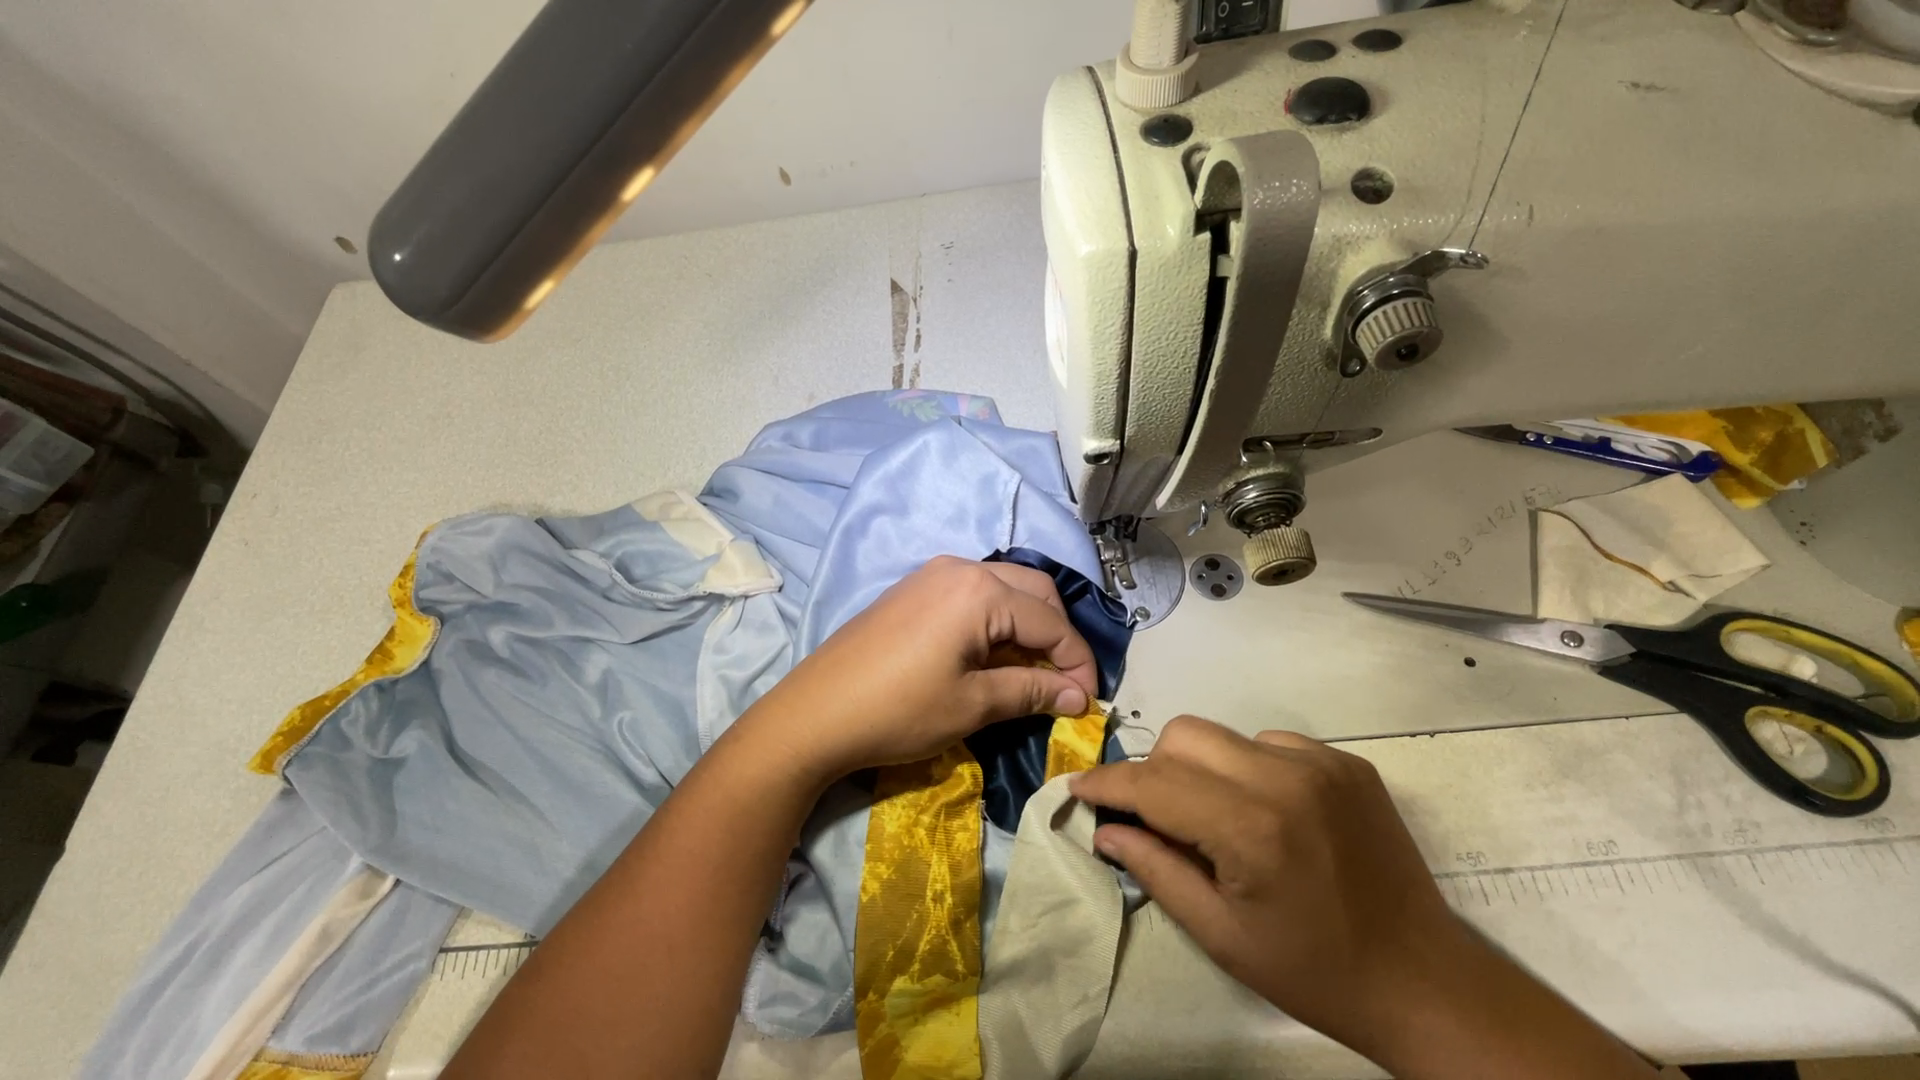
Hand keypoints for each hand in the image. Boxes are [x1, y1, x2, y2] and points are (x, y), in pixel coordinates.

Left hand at [735, 556, 1098, 782]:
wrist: (814, 715)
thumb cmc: (898, 711)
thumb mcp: (972, 705)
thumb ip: (1031, 692)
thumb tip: (1078, 697)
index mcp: (980, 591)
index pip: (1052, 621)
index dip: (1078, 662)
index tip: (1089, 702)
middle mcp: (960, 568)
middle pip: (1034, 592)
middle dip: (1057, 635)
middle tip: (1063, 683)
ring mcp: (931, 575)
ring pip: (1004, 589)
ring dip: (1028, 626)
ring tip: (1032, 672)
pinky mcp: (912, 590)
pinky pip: (972, 595)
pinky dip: (996, 621)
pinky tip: (992, 656)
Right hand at [1072, 717, 1657, 1079]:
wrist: (1421, 979)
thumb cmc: (1311, 969)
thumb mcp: (1219, 933)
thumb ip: (1155, 869)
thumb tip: (1105, 828)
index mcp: (1251, 828)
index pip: (1154, 782)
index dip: (1109, 783)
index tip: (1080, 788)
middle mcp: (1286, 778)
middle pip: (1185, 736)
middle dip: (1155, 770)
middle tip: (1155, 817)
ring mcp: (1324, 764)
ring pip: (1225, 734)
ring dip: (1202, 767)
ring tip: (1215, 817)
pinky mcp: (1349, 763)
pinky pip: (1272, 743)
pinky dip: (1249, 768)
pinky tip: (1265, 812)